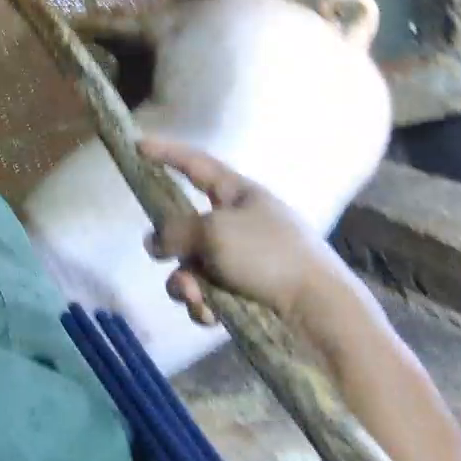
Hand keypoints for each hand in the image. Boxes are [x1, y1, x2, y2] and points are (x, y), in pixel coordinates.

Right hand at [139, 139, 350, 332]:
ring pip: (192, 264)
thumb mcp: (211, 232)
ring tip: (195, 296)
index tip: (138, 146)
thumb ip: (173, 230)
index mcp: (241, 195)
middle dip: (173, 246)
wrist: (322, 314)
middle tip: (161, 255)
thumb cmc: (268, 256)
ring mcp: (245, 260)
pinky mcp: (249, 294)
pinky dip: (203, 304)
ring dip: (186, 282)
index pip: (197, 164)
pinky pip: (208, 293)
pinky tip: (211, 314)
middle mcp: (241, 224)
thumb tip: (154, 242)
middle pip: (187, 226)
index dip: (167, 153)